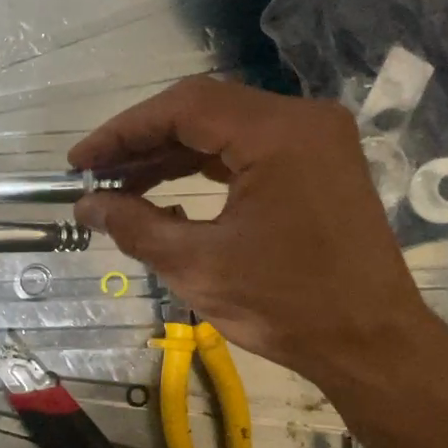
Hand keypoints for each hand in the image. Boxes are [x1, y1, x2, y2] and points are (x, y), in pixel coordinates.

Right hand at [69, 75, 441, 383]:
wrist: (368, 340)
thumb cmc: (284, 303)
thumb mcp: (196, 265)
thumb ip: (135, 226)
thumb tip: (87, 205)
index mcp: (278, 134)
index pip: (183, 107)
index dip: (122, 131)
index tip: (79, 163)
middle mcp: (302, 121)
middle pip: (203, 110)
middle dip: (141, 141)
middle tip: (92, 175)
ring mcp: (313, 142)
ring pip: (222, 129)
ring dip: (167, 155)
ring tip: (118, 186)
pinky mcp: (315, 166)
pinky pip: (245, 152)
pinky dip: (200, 167)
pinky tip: (162, 192)